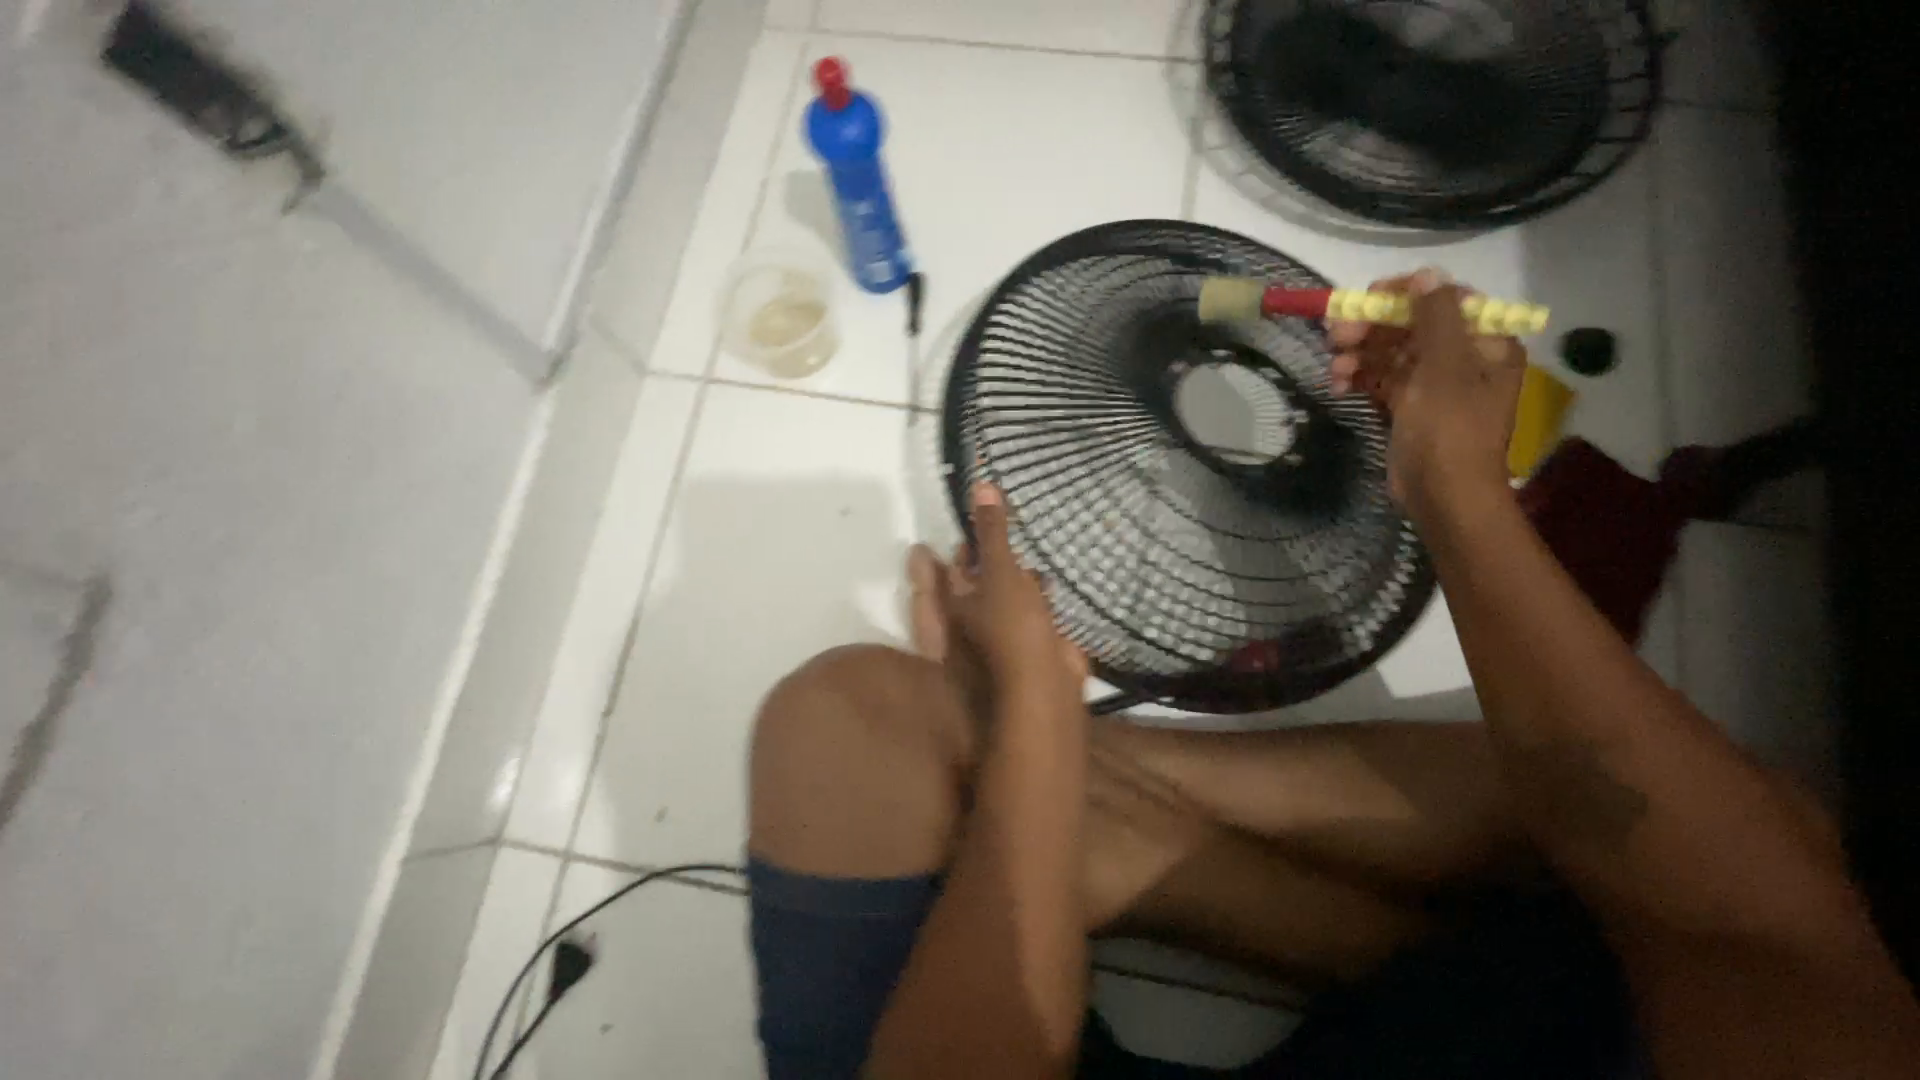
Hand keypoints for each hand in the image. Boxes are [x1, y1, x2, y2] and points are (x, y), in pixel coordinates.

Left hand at [949, 482, 1087, 699]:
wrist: (1045, 691)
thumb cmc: (1010, 631)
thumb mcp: (1000, 573)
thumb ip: (993, 532)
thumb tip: (980, 484)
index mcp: (952, 605)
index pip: (943, 571)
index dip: (948, 550)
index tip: (950, 530)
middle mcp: (970, 621)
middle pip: (970, 585)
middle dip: (978, 562)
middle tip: (987, 533)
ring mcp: (1002, 635)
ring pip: (1002, 598)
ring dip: (1012, 576)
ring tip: (1023, 547)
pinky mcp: (1033, 643)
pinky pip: (1032, 610)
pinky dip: (1037, 593)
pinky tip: (1049, 577)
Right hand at [1328, 269, 1525, 509]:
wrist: (1444, 496)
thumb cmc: (1450, 430)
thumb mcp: (1444, 367)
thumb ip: (1435, 316)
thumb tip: (1425, 273)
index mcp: (1484, 343)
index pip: (1444, 299)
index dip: (1404, 293)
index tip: (1366, 297)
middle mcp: (1461, 358)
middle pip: (1410, 326)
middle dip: (1371, 327)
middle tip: (1335, 334)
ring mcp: (1433, 385)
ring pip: (1390, 354)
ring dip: (1358, 355)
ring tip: (1334, 366)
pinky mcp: (1408, 409)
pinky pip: (1381, 381)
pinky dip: (1359, 379)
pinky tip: (1337, 386)